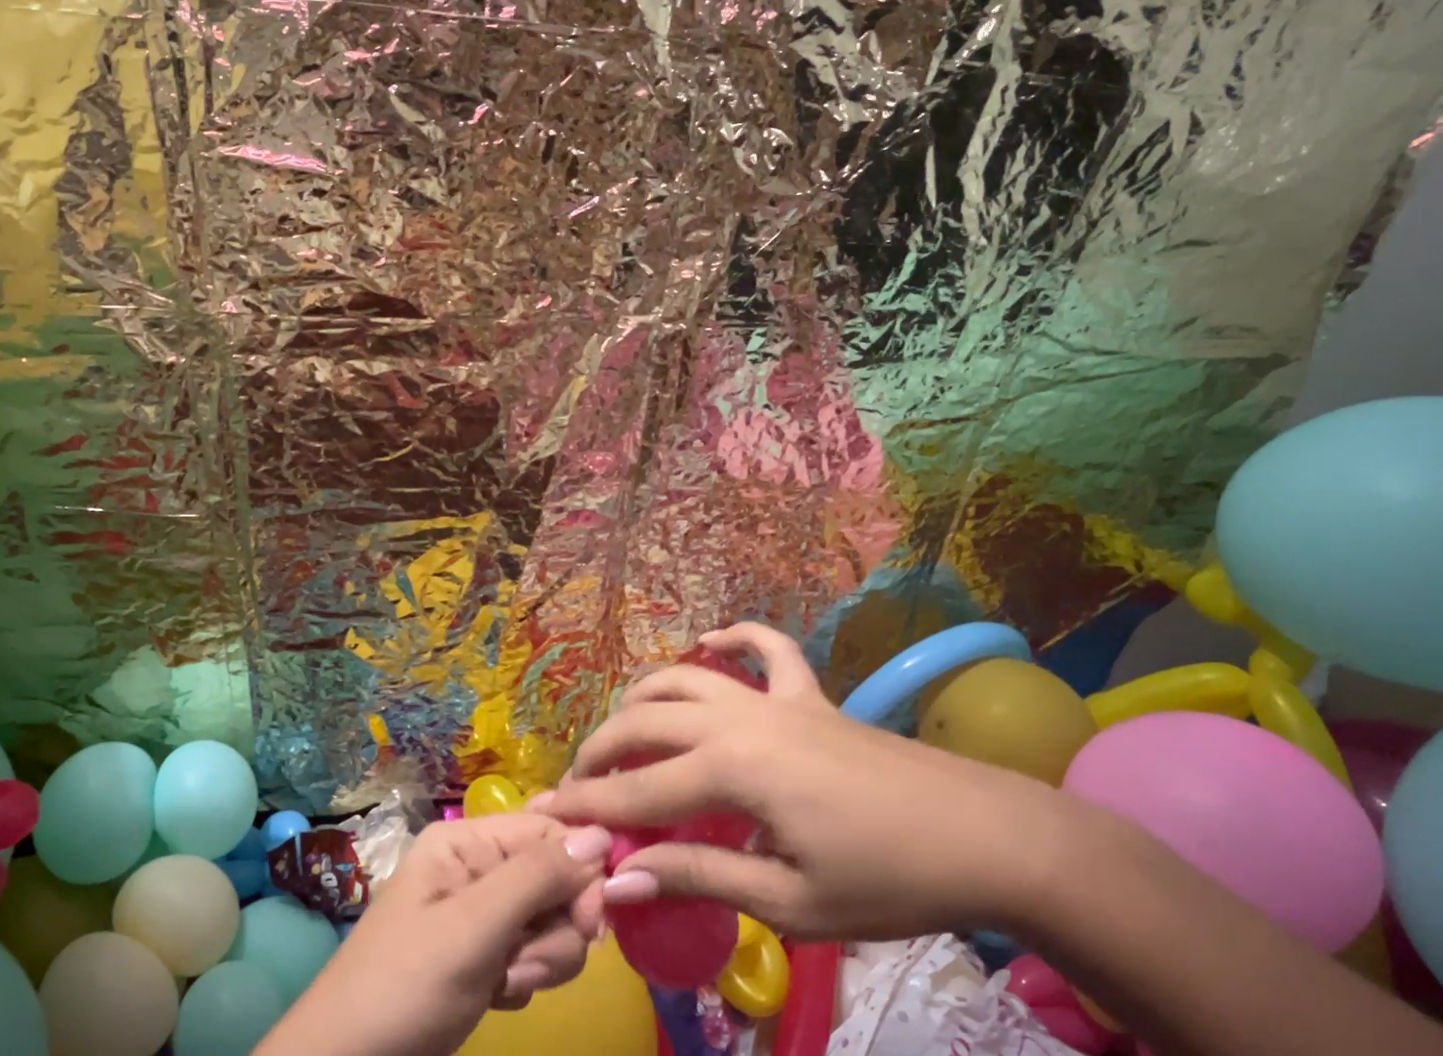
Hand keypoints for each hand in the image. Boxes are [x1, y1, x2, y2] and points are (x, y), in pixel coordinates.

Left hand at [259, 813, 611, 1055]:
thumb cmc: (407, 985)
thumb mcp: (473, 926)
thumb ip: (537, 877)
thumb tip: (600, 831)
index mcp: (466, 843)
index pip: (549, 832)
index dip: (581, 872)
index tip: (591, 923)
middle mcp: (477, 869)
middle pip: (557, 881)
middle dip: (554, 930)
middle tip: (524, 964)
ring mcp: (481, 915)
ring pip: (552, 924)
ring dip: (540, 961)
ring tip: (501, 986)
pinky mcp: (486, 956)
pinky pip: (534, 955)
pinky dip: (524, 980)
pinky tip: (494, 998)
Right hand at [544, 622, 1076, 941]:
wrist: (993, 839)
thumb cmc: (890, 882)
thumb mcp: (790, 900)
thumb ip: (699, 877)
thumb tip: (619, 878)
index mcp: (733, 771)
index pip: (637, 790)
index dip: (587, 806)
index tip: (545, 817)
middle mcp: (742, 720)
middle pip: (646, 723)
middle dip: (601, 752)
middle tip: (580, 785)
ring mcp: (778, 700)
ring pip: (687, 678)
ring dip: (645, 699)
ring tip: (624, 731)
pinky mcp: (813, 697)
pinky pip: (766, 648)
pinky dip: (734, 637)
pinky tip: (709, 642)